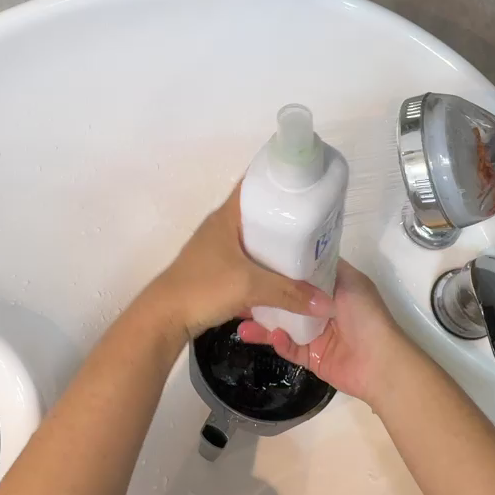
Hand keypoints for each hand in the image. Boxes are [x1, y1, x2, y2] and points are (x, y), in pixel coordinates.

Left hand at [141, 184, 332, 343]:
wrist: (166, 316)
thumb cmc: (204, 287)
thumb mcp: (250, 287)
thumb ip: (289, 293)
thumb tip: (328, 302)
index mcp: (227, 217)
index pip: (253, 184)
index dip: (278, 178)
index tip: (307, 181)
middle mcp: (223, 227)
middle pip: (259, 213)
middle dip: (287, 216)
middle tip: (318, 221)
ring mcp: (219, 249)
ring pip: (255, 240)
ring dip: (277, 244)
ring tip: (309, 248)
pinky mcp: (219, 270)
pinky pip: (250, 261)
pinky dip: (267, 265)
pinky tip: (287, 276)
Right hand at [239, 260, 417, 402]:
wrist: (381, 364)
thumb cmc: (366, 316)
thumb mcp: (348, 281)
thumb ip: (322, 269)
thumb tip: (298, 249)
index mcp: (331, 287)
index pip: (301, 272)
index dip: (280, 264)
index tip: (255, 254)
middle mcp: (320, 308)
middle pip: (286, 297)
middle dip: (263, 293)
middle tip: (238, 286)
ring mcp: (315, 333)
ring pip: (282, 324)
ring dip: (262, 321)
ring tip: (239, 318)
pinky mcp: (311, 356)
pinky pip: (289, 348)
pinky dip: (279, 342)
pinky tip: (271, 337)